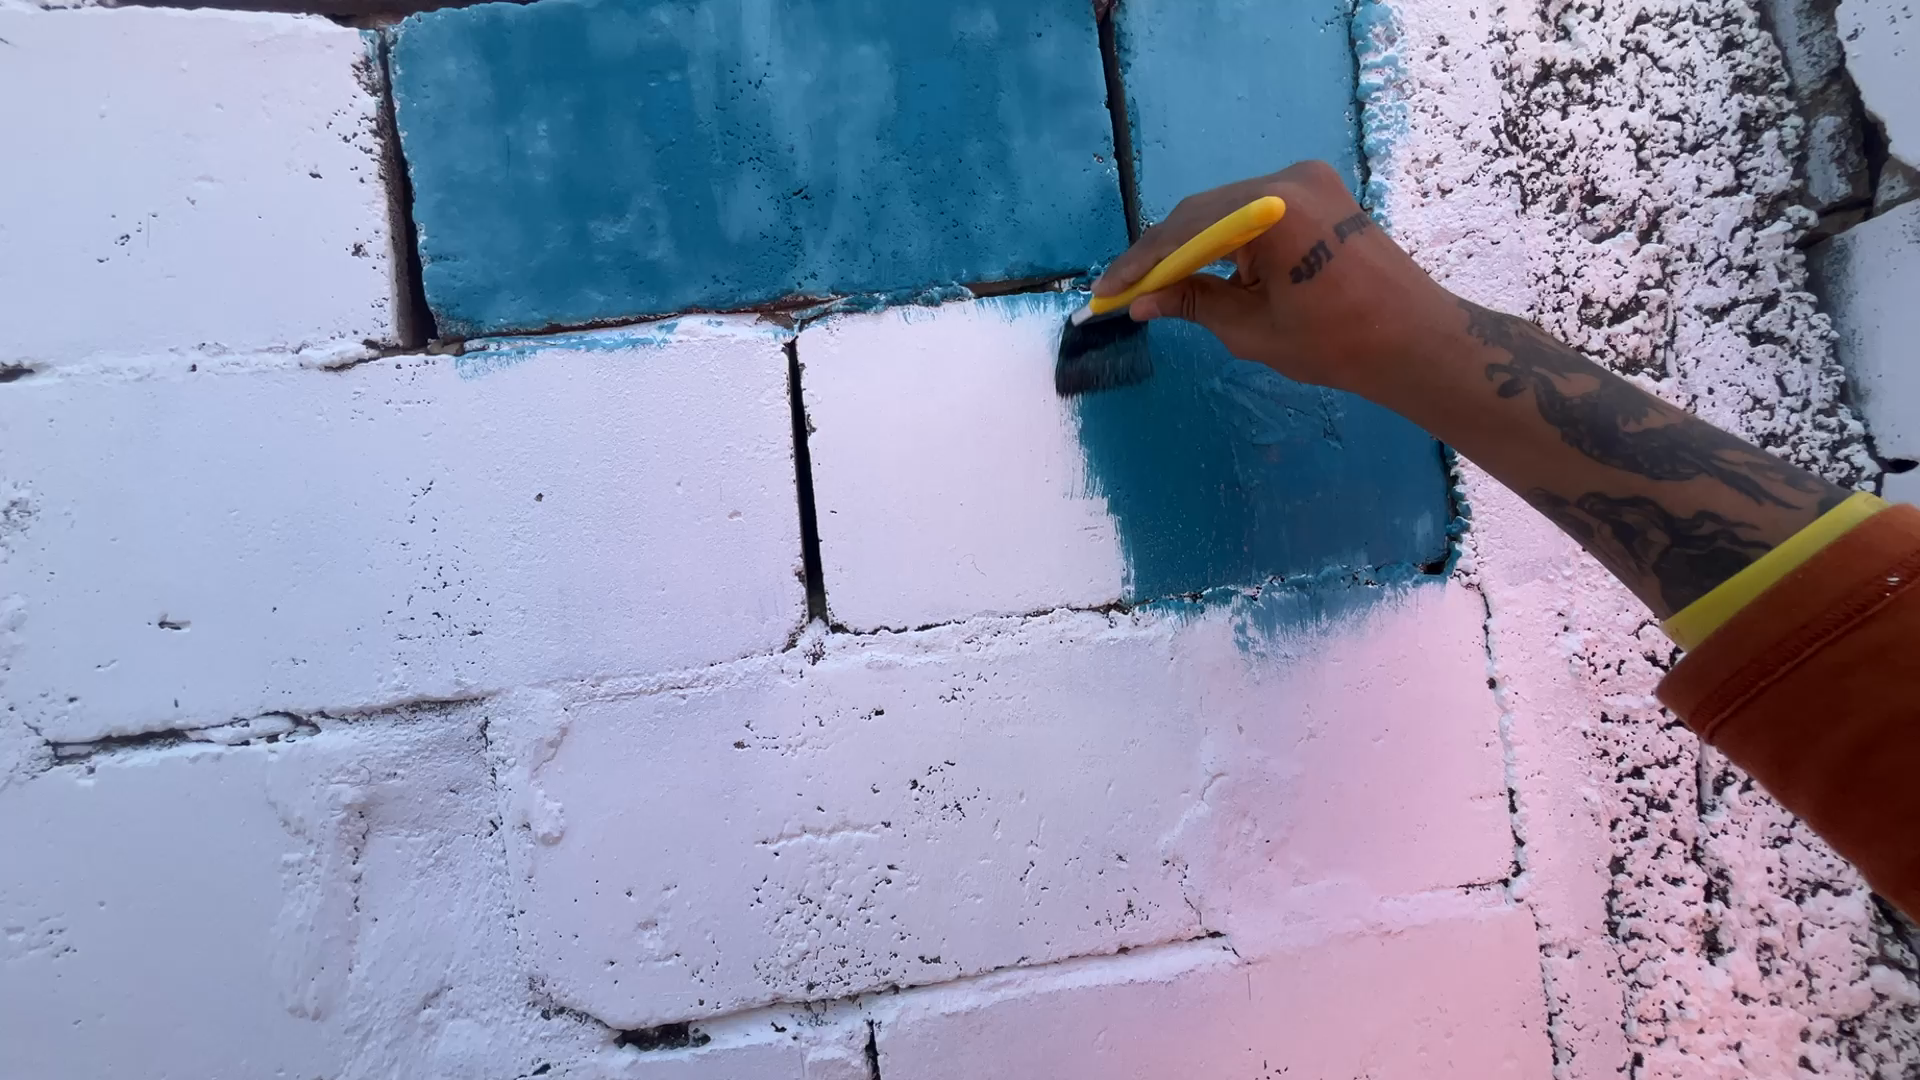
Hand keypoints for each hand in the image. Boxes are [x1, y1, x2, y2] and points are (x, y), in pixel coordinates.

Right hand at [1092, 161, 1455, 400]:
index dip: (1140, 264)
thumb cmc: (1333, 344)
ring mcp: (1304, 180)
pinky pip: (1248, 214)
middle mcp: (1288, 179)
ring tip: (1152, 287)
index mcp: (1274, 210)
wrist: (1411, 338)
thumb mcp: (1249, 328)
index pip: (1185, 231)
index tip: (1106, 292)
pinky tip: (1195, 272)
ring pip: (1221, 212)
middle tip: (1123, 290)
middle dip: (1158, 255)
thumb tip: (1141, 301)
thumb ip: (1192, 303)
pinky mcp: (1313, 193)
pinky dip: (1218, 243)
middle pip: (1200, 213)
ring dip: (1185, 249)